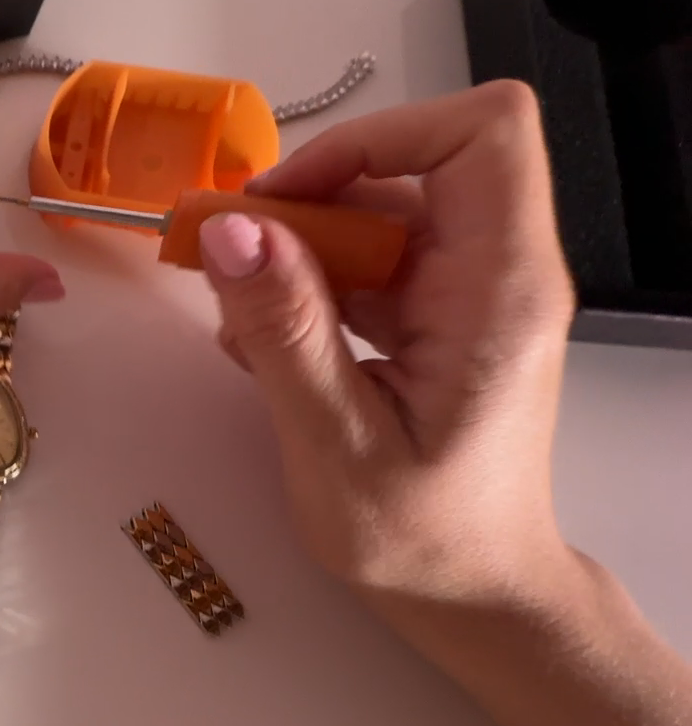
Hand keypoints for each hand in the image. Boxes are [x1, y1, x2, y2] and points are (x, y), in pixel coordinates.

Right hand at [196, 81, 580, 610]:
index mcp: (498, 290)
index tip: (274, 204)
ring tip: (239, 319)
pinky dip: (300, 288)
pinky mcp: (428, 322)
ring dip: (293, 250)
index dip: (369, 140)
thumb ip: (283, 329)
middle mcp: (493, 274)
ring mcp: (461, 297)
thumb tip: (232, 231)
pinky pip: (363, 266)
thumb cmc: (411, 531)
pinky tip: (262, 344)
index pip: (475, 135)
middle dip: (307, 200)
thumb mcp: (331, 434)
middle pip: (411, 169)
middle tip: (227, 260)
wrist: (465, 589)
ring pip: (377, 216)